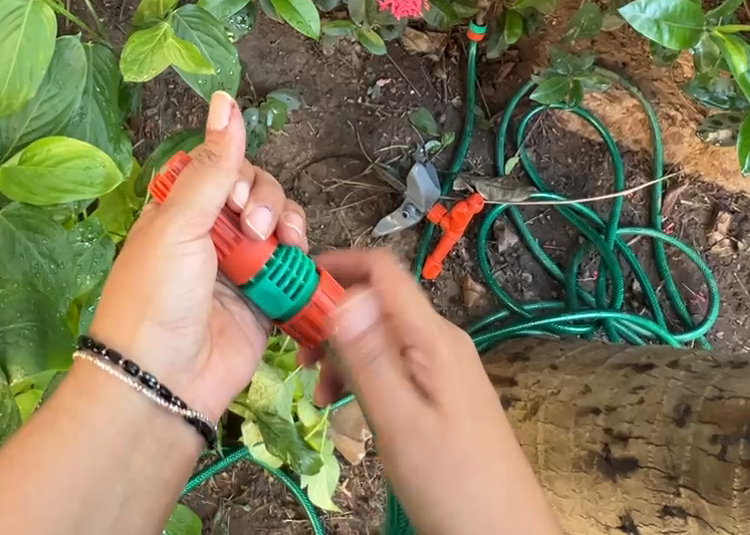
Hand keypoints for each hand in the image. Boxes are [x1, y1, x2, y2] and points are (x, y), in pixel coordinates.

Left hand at [89, 91, 307, 420]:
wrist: (166, 382)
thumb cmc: (159, 293)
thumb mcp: (179, 220)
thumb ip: (214, 164)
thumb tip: (225, 98)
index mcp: (178, 208)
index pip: (219, 166)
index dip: (233, 171)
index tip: (232, 194)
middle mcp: (209, 231)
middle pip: (254, 188)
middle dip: (262, 198)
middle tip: (252, 226)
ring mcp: (239, 263)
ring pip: (277, 219)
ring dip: (284, 221)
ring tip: (279, 242)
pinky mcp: (265, 293)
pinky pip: (291, 260)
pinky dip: (298, 254)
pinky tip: (295, 255)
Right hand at [311, 250, 560, 534]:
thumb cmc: (453, 484)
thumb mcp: (400, 423)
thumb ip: (369, 357)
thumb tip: (343, 295)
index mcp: (432, 337)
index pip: (382, 270)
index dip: (337, 264)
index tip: (296, 286)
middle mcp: (439, 339)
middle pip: (376, 301)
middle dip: (332, 318)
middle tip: (300, 355)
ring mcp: (442, 365)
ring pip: (380, 334)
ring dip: (343, 353)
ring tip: (319, 393)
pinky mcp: (440, 391)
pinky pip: (393, 363)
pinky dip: (363, 375)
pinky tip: (346, 406)